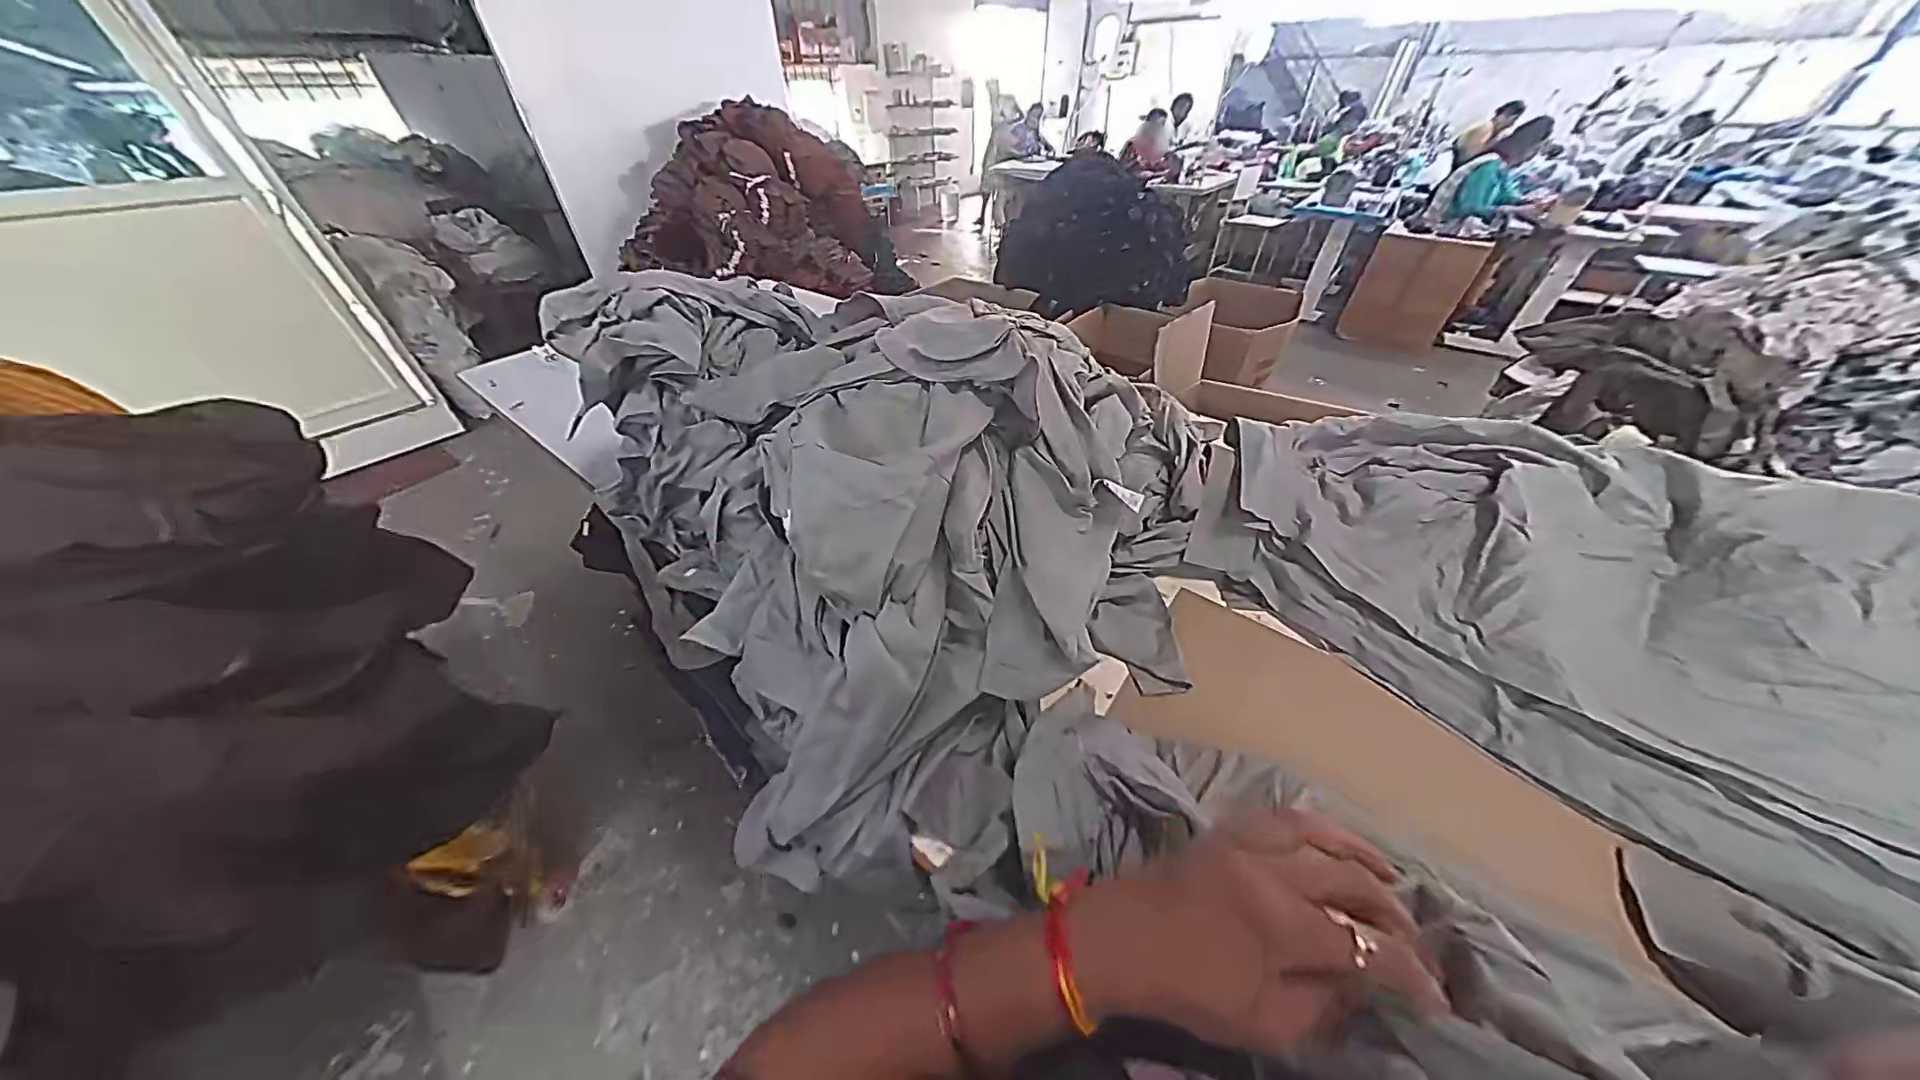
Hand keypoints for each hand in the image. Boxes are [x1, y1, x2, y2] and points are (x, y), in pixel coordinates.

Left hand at [1072, 809, 1447, 1054]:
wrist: (1121, 939)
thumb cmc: (1188, 987)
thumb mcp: (1263, 1022)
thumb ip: (1321, 1004)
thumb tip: (1360, 985)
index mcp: (1283, 925)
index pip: (1366, 946)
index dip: (1409, 974)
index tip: (1435, 995)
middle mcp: (1271, 873)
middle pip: (1349, 883)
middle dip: (1391, 915)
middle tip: (1413, 940)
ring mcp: (1244, 845)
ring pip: (1315, 835)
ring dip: (1359, 852)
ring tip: (1390, 873)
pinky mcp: (1222, 834)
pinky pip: (1276, 817)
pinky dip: (1312, 825)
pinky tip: (1329, 838)